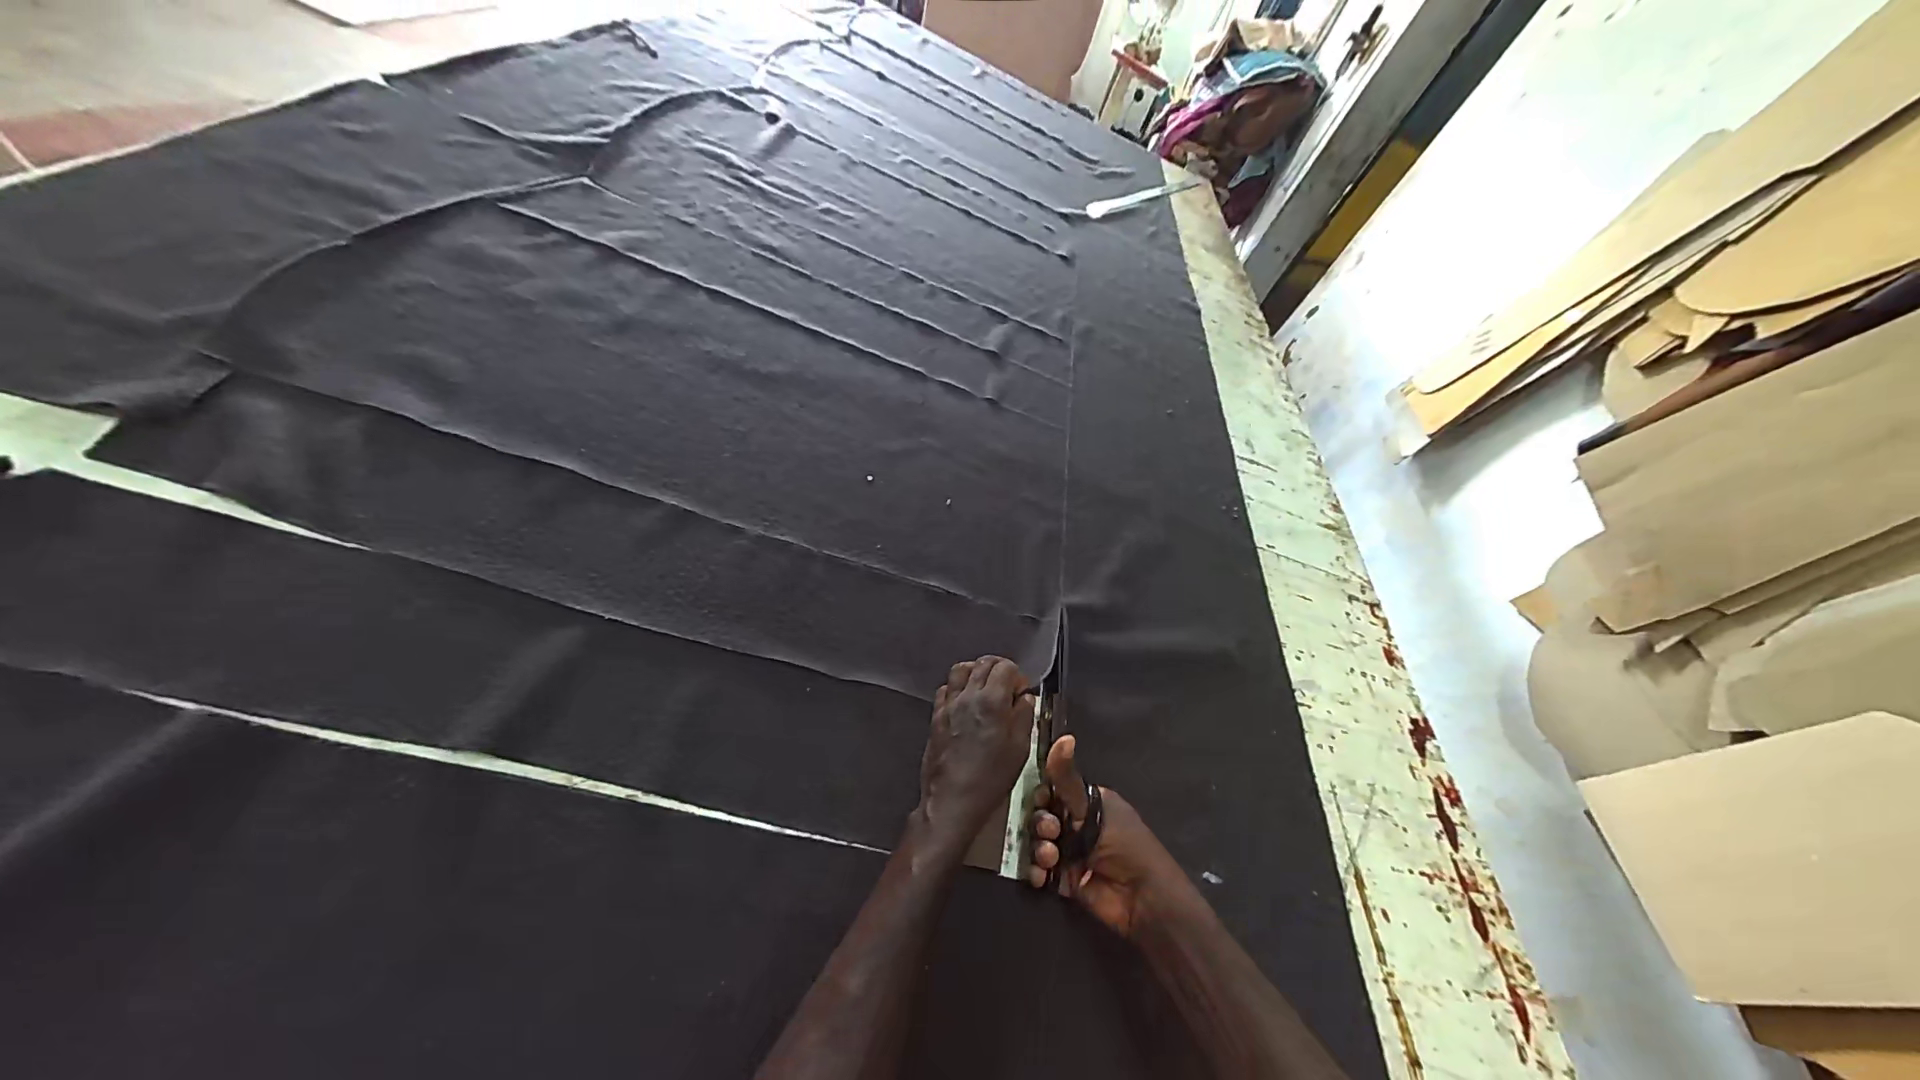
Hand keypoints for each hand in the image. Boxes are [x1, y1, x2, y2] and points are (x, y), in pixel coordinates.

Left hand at [916, 656, 1033, 843]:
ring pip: (960, 669)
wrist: (952, 800)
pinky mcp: (935, 716)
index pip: (1005, 667)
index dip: (1017, 676)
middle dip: (998, 669)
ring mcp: (948, 704)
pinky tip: (965, 703)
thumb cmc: (991, 779)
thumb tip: (1024, 697)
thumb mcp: (1020, 749)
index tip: (1022, 691)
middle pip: (983, 663)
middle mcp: (967, 695)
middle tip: (1007, 687)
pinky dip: (957, 688)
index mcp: (992, 701)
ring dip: (976, 673)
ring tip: (985, 690)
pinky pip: (945, 688)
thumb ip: (1024, 716)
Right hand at [1025, 735, 1197, 938]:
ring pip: (1039, 843)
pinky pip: (1040, 870)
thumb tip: (1064, 736)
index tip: (1040, 801)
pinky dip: (1036, 872)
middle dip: (1041, 824)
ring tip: (1051, 858)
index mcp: (1089, 803)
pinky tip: (1042, 875)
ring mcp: (1070, 853)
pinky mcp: (1064, 880)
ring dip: (1039, 849)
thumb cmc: (1123, 844)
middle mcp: (1078, 825)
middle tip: (1051, 832)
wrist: (1142, 897)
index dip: (1042, 796)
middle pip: (1042, 817)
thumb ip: (1068, 778)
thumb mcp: (1092, 808)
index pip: (1054, 791)